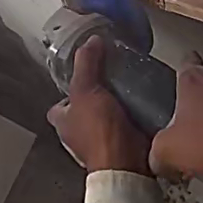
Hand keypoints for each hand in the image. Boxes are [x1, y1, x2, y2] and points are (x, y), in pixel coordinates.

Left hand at [47, 36, 150, 173]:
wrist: (127, 163)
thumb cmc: (99, 130)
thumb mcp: (86, 89)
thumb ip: (87, 63)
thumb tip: (91, 40)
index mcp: (63, 122)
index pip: (60, 103)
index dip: (69, 89)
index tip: (84, 74)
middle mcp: (78, 133)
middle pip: (85, 106)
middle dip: (97, 93)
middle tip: (113, 73)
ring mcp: (100, 140)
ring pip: (106, 113)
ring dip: (117, 101)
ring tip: (131, 81)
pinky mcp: (122, 142)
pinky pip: (125, 121)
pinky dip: (132, 112)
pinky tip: (143, 97)